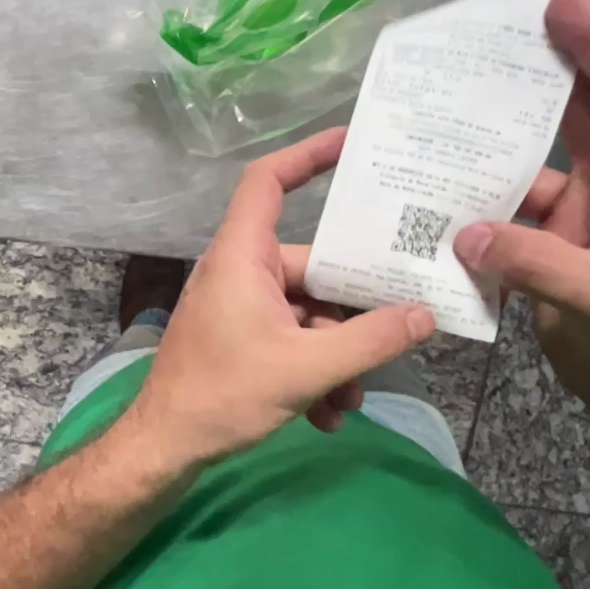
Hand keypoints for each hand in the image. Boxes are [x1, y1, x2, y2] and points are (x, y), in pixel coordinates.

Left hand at [124, 128, 435, 466]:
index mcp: (242, 257)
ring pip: (307, 314)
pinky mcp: (238, 341)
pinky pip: (288, 342)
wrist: (163, 446)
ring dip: (336, 355)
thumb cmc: (223, 394)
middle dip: (354, 307)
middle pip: (313, 266)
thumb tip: (426, 315)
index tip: (354, 142)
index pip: (267, 182)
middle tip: (402, 325)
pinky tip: (327, 415)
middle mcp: (239, 273)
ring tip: (351, 397)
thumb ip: (371, 339)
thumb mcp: (306, 368)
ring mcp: (238, 309)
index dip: (307, 154)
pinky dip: (312, 373)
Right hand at [453, 0, 589, 427]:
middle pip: (588, 111)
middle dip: (548, 70)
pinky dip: (475, 205)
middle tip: (495, 36)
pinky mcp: (549, 247)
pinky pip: (506, 212)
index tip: (560, 5)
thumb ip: (537, 262)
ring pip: (539, 159)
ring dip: (498, 140)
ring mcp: (584, 214)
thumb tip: (462, 232)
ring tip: (449, 112)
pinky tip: (438, 194)